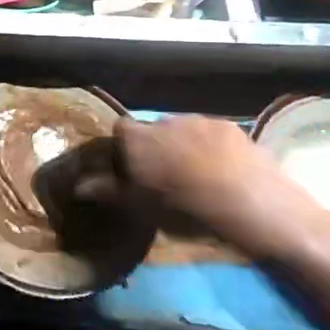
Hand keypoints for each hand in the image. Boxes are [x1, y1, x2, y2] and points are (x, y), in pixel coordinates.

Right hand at [102, 116, 329, 262]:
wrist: (251, 204)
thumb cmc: (185, 208)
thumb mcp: (141, 207)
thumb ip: (108, 191)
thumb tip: (78, 186)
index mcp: (138, 138)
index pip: (120, 129)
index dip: (124, 146)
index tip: (131, 167)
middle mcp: (164, 121)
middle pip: (153, 130)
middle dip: (157, 146)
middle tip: (166, 174)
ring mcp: (200, 121)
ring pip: (184, 130)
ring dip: (185, 145)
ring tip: (198, 174)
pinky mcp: (230, 126)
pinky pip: (212, 133)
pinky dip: (212, 147)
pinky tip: (224, 170)